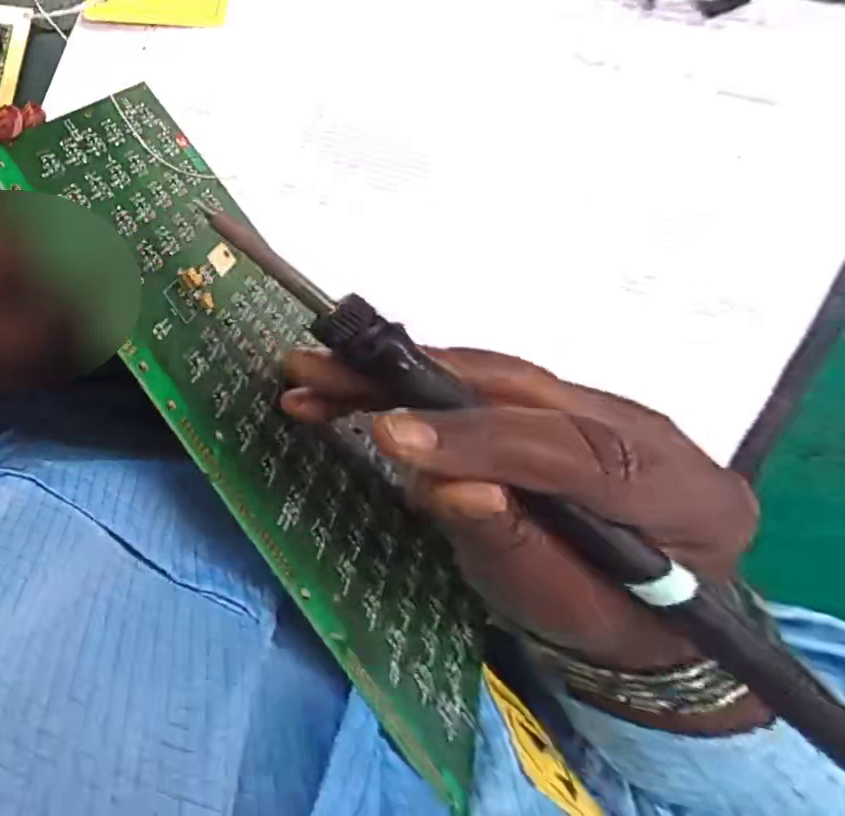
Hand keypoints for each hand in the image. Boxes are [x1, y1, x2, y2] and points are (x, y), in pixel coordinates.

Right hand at [280, 347, 767, 731]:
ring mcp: (585, 406)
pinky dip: (391, 381)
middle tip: (315, 375)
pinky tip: (338, 385)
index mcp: (677, 493)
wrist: (631, 611)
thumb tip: (448, 489)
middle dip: (401, 378)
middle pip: (509, 386)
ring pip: (472, 371)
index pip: (567, 448)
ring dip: (381, 373)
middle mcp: (638, 431)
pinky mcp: (536, 401)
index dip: (471, 437)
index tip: (385, 436)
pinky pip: (458, 378)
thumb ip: (509, 542)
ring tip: (308, 375)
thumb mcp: (555, 600)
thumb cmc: (596, 615)